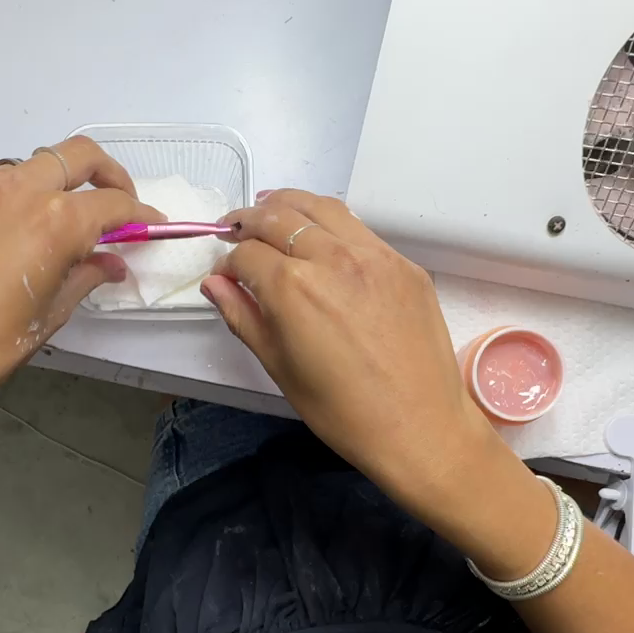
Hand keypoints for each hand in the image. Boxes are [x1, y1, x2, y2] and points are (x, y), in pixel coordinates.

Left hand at [0, 137, 160, 451]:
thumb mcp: (49, 316)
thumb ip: (86, 276)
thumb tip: (111, 262)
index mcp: (56, 222)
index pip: (113, 203)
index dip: (138, 214)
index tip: (148, 224)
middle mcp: (14, 188)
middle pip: (75, 155)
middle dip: (105, 173)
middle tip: (111, 201)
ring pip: (18, 172)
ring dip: (39, 193)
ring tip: (31, 235)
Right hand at [202, 189, 512, 524]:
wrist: (418, 426)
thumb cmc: (341, 411)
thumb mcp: (279, 368)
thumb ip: (243, 317)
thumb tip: (215, 284)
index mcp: (293, 288)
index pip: (246, 254)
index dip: (227, 264)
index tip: (225, 277)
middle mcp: (332, 257)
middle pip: (279, 216)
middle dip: (249, 220)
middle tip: (235, 229)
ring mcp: (374, 255)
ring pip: (321, 208)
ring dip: (288, 205)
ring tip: (272, 213)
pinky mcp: (404, 264)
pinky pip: (358, 228)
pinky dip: (329, 224)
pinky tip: (322, 239)